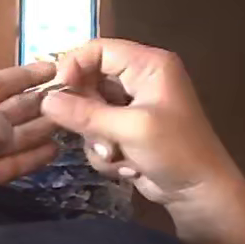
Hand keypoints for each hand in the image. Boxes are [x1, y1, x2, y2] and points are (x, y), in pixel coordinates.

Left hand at [0, 63, 61, 231]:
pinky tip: (53, 151)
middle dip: (40, 100)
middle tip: (73, 93)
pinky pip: (9, 168)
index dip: (20, 75)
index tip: (51, 65)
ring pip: (17, 138)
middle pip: (13, 110)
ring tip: (70, 120)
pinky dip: (30, 160)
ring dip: (41, 128)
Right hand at [39, 40, 244, 226]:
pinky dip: (106, 153)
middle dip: (88, 115)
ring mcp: (132, 108)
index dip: (74, 67)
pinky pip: (97, 135)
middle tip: (94, 135)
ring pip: (89, 113)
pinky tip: (127, 167)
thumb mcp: (129, 129)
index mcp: (148, 65)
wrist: (199, 194)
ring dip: (97, 140)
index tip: (55, 93)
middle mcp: (139, 80)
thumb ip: (85, 113)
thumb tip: (45, 100)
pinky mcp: (126, 132)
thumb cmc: (175, 152)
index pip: (99, 49)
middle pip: (89, 82)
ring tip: (116, 156)